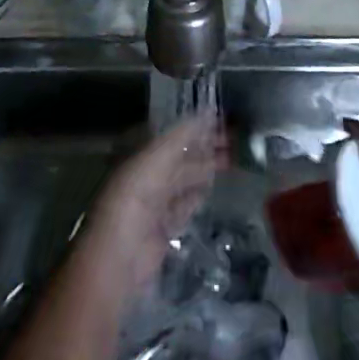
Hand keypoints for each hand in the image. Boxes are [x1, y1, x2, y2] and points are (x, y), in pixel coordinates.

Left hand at [76, 115, 227, 296]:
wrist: (123, 248)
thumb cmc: (137, 191)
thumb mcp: (159, 154)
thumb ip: (184, 133)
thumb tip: (209, 110)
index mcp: (141, 152)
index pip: (172, 132)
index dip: (195, 125)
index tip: (221, 118)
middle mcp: (147, 172)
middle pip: (181, 155)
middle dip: (204, 146)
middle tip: (235, 139)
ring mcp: (155, 200)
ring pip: (185, 178)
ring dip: (206, 168)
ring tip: (232, 159)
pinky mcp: (165, 226)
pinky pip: (185, 204)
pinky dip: (199, 195)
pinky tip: (214, 187)